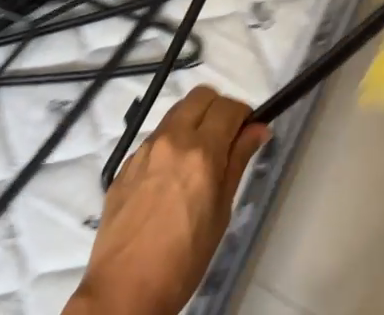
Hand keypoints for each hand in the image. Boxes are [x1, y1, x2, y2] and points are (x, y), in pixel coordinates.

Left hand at [68, 87, 269, 314]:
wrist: (125, 286)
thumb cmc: (185, 258)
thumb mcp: (221, 212)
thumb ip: (238, 162)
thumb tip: (258, 130)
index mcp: (200, 152)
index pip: (228, 107)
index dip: (244, 115)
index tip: (249, 132)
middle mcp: (170, 139)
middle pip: (200, 95)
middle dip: (219, 109)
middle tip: (227, 139)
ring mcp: (144, 148)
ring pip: (176, 112)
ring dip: (194, 122)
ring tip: (200, 160)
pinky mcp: (126, 162)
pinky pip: (156, 137)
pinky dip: (172, 142)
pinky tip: (173, 178)